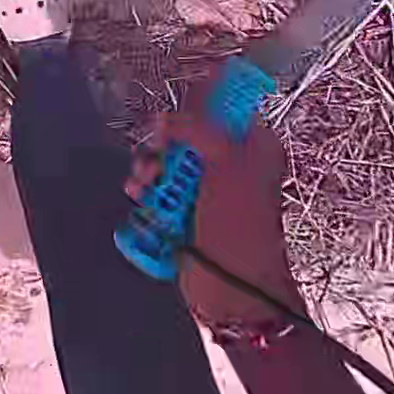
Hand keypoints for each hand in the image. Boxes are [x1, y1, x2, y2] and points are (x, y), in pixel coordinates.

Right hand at [127, 108, 303, 325]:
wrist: (229, 289)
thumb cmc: (237, 227)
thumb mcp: (223, 164)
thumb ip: (196, 129)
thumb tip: (167, 118)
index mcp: (253, 147)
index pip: (226, 108)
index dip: (198, 105)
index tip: (178, 114)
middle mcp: (231, 164)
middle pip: (188, 134)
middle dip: (165, 144)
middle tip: (157, 158)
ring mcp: (207, 189)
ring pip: (168, 161)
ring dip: (150, 169)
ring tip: (143, 185)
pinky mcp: (185, 211)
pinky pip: (159, 188)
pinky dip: (146, 190)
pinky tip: (139, 196)